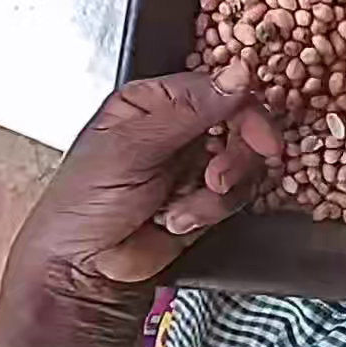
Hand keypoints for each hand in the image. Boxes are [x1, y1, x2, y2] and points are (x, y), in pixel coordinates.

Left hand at [10, 63, 281, 304]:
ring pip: (244, 161)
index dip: (245, 111)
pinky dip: (211, 211)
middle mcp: (181, 126)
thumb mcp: (131, 148)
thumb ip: (189, 110)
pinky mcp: (209, 196)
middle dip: (235, 158)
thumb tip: (238, 74)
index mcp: (155, 101)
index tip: (262, 138)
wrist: (83, 272)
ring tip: (181, 210)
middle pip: (241, 124)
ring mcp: (197, 162)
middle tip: (219, 180)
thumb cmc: (84, 204)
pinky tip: (177, 220)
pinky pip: (238, 194)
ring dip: (218, 192)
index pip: (218, 89)